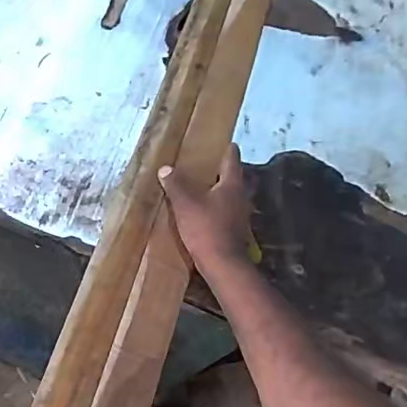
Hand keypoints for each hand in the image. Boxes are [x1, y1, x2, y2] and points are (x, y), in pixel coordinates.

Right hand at [158, 144, 253, 269]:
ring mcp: (240, 214)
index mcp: (232, 183)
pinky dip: (214, 207)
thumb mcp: (185, 204)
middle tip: (201, 165)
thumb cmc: (206, 228)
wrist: (222, 264)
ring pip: (228, 195)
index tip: (217, 142)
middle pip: (231, 176)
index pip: (232, 157)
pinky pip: (224, 211)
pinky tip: (201, 211)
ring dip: (215, 190)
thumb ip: (175, 184)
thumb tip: (165, 169)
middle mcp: (240, 195)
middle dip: (218, 170)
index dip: (225, 147)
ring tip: (197, 188)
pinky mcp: (234, 229)